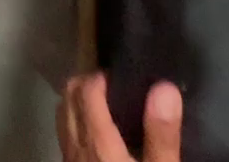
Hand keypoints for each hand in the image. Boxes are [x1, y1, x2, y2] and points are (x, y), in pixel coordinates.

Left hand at [57, 74, 181, 161]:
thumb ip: (161, 133)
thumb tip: (165, 86)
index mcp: (96, 139)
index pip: (86, 88)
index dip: (102, 76)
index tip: (123, 76)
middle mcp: (75, 146)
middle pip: (68, 96)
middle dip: (87, 83)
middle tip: (115, 87)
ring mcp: (69, 159)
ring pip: (63, 115)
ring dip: (78, 102)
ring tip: (107, 106)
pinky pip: (66, 137)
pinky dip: (76, 124)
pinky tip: (100, 135)